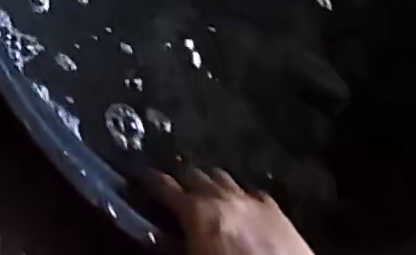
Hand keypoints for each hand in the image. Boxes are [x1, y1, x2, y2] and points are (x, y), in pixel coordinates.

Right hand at [149, 168, 313, 254]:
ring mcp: (248, 200)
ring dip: (211, 183)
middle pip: (191, 172)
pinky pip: (253, 193)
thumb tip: (156, 232)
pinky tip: (244, 207)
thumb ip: (175, 242)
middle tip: (177, 189)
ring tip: (209, 193)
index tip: (138, 177)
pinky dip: (244, 196)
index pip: (160, 183)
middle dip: (181, 179)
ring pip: (220, 176)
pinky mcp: (276, 211)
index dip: (147, 178)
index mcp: (193, 209)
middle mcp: (217, 195)